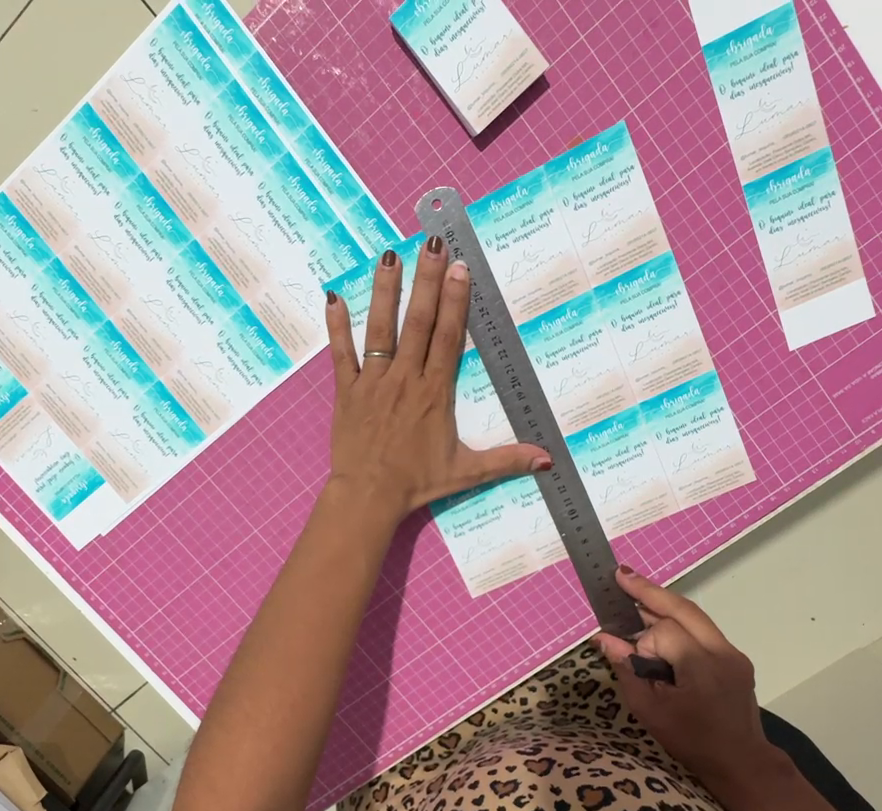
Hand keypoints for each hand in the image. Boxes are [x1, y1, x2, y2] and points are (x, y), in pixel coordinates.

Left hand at [323, 238, 549, 522]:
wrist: (369, 496)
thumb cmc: (417, 482)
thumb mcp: (466, 472)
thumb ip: (507, 461)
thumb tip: (548, 461)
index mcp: (435, 392)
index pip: (448, 337)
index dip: (455, 301)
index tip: (459, 267)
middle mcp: (405, 379)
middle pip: (418, 322)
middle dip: (426, 281)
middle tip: (431, 242)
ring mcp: (374, 383)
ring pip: (380, 330)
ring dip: (384, 291)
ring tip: (388, 256)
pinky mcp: (347, 392)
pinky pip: (341, 354)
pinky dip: (337, 327)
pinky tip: (333, 296)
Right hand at [593, 568, 782, 792]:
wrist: (741, 763)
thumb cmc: (691, 742)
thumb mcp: (649, 711)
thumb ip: (628, 669)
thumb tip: (605, 638)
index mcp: (702, 666)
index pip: (663, 631)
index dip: (641, 641)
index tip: (628, 657)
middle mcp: (722, 652)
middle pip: (683, 608)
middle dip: (650, 591)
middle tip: (621, 575)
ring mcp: (733, 653)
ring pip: (695, 616)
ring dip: (664, 606)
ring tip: (635, 594)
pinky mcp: (735, 659)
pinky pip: (702, 631)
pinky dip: (678, 623)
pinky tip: (659, 625)